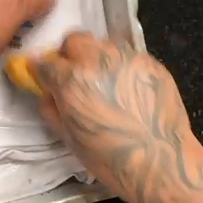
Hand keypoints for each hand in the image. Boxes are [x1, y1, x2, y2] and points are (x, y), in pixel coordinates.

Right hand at [31, 32, 202, 199]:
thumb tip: (49, 96)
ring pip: (104, 44)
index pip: (45, 63)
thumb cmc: (108, 158)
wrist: (160, 162)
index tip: (44, 79)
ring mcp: (128, 59)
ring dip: (97, 57)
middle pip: (75, 40)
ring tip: (104, 81)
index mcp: (72, 81)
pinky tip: (127, 89)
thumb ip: (52, 111)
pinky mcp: (152, 63)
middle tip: (74, 76)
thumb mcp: (68, 139)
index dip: (42, 71)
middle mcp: (98, 61)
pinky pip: (129, 56)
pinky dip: (121, 67)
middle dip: (69, 55)